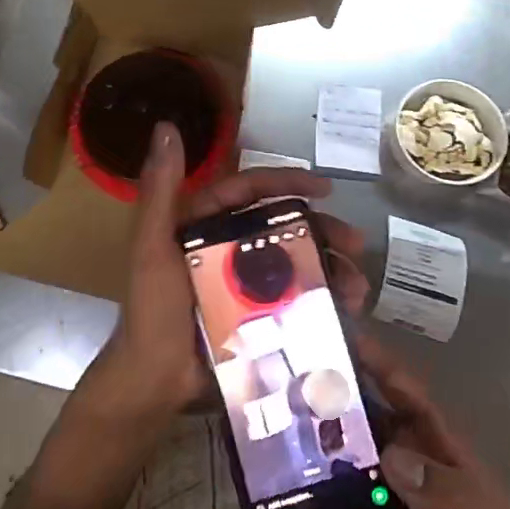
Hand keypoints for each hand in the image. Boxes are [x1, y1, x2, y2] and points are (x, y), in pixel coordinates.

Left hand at [103, 122, 370, 416]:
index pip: (250, 193)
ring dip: (332, 269)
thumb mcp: (152, 245)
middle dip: (324, 231)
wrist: (155, 381)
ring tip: (357, 286)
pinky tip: (348, 310)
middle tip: (356, 243)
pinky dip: (325, 302)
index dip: (286, 183)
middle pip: (284, 228)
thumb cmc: (153, 309)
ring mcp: (247, 287)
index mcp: (204, 228)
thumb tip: (167, 126)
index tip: (325, 188)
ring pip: (297, 266)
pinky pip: (298, 302)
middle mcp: (229, 251)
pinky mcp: (260, 319)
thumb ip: (160, 189)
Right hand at [304, 335, 509, 508]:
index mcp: (449, 456)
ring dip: (317, 497)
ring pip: (349, 478)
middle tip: (275, 414)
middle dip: (325, 420)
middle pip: (367, 429)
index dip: (375, 362)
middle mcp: (421, 468)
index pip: (409, 396)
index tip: (332, 337)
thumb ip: (454, 502)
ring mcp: (404, 504)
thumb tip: (390, 456)